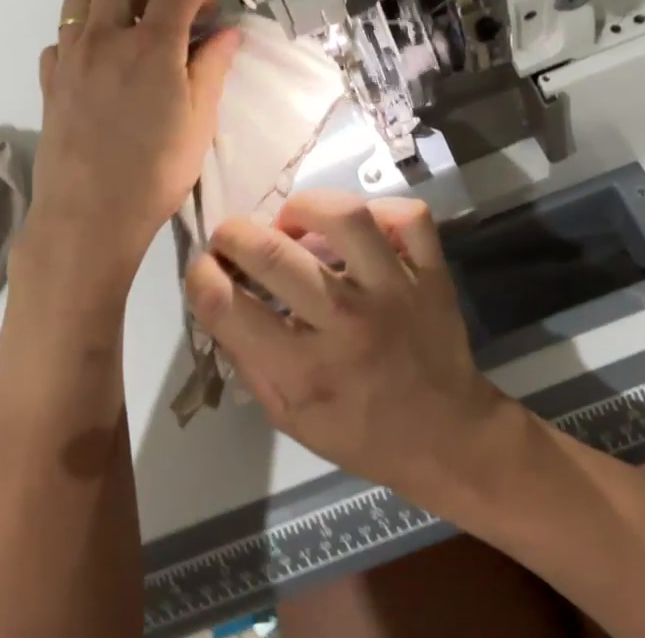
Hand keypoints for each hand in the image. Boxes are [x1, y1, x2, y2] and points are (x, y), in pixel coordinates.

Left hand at [26, 0, 240, 295]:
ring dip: (108, 7)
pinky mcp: (47, 81)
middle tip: (165, 25)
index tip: (209, 18)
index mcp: (152, 45)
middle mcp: (105, 37)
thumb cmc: (156, 174)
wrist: (89, 217)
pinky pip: (59, 40)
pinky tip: (97, 73)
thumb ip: (212, 69)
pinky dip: (80, 42)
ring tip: (127, 43)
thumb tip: (226, 33)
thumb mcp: (200, 123)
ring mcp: (69, 57)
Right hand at [183, 191, 512, 497]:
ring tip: (291, 223)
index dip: (200, 277)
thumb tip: (217, 302)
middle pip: (271, 252)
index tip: (205, 271)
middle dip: (233, 235)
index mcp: (304, 368)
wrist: (445, 436)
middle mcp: (346, 321)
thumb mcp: (289, 417)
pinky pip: (408, 217)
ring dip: (303, 208)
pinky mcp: (431, 273)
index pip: (227, 305)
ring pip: (344, 217)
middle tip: (232, 240)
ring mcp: (395, 290)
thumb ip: (249, 362)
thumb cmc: (360, 433)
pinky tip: (359, 227)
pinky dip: (381, 209)